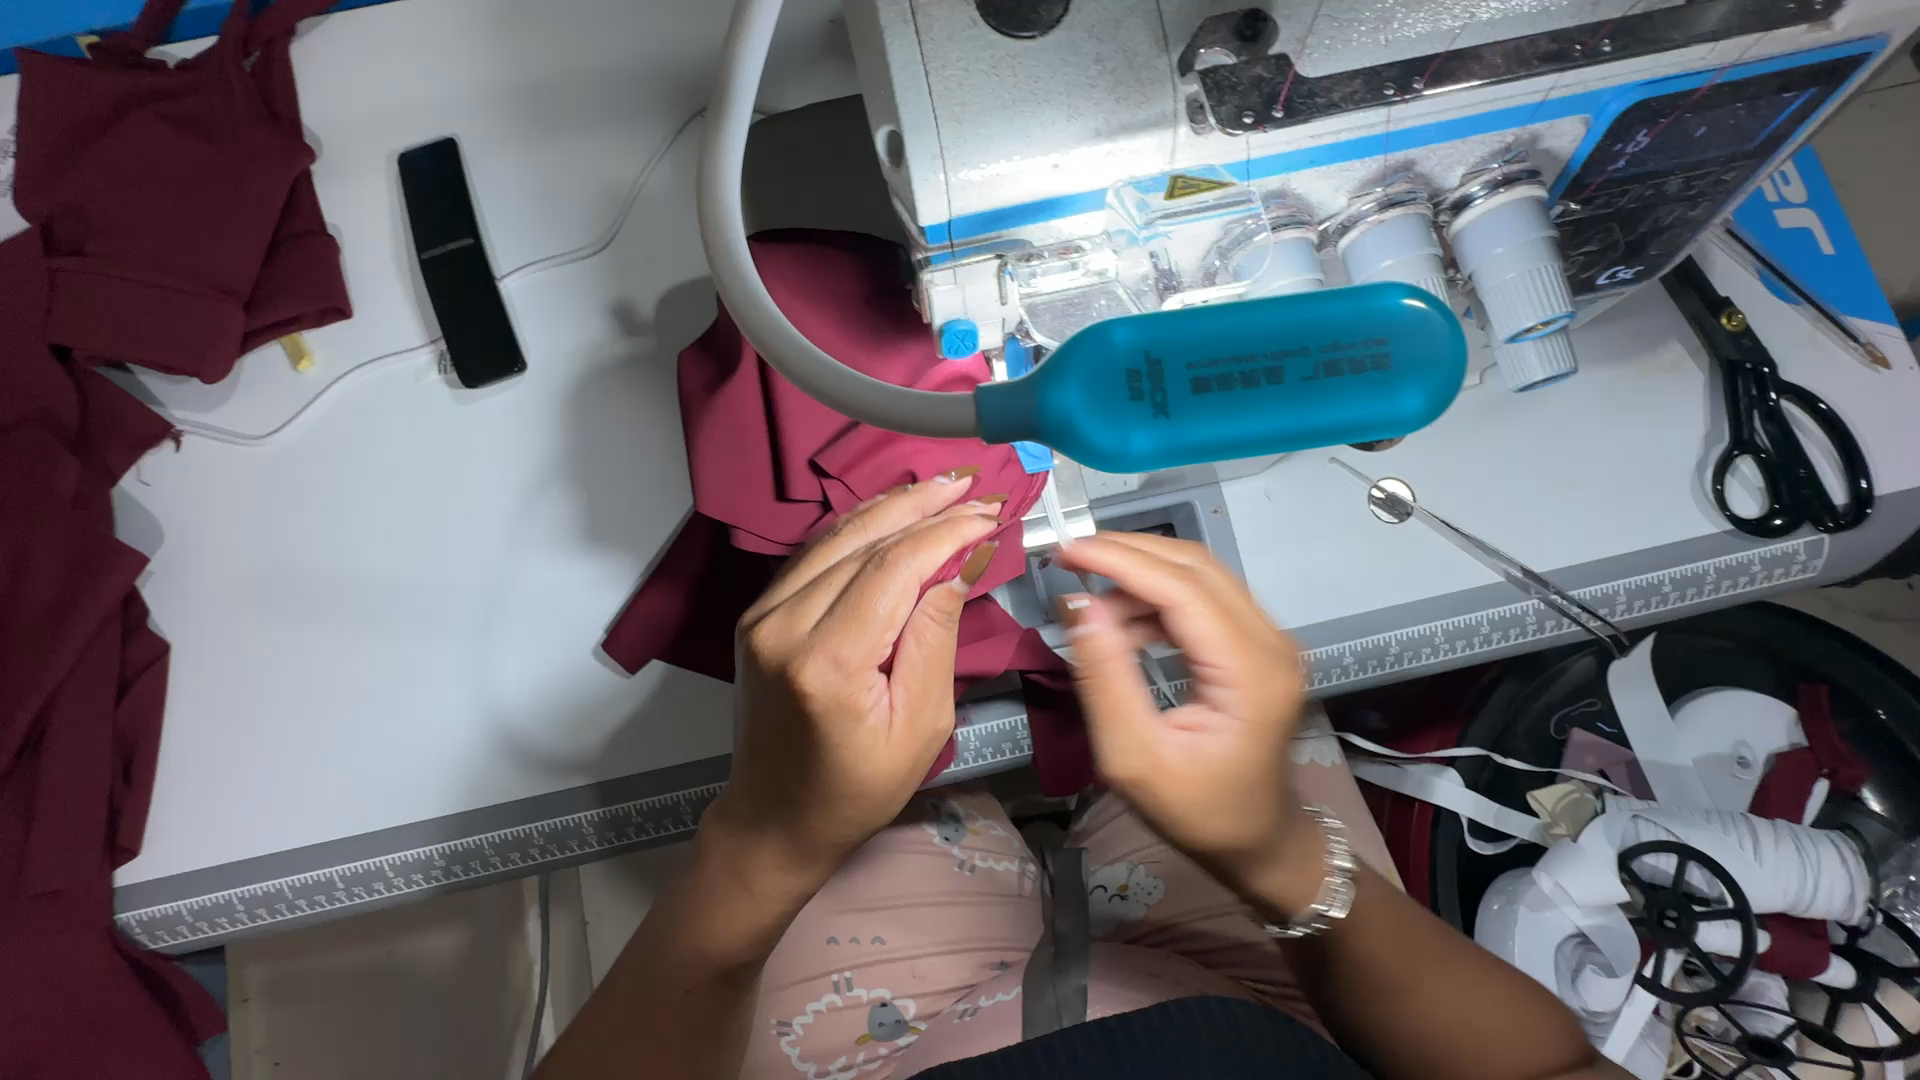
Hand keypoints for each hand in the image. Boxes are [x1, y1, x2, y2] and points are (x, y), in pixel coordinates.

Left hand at [705, 469, 1002, 884]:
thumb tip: (956, 567)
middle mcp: (784, 626)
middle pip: (863, 542)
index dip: (945, 533)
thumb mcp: (921, 726)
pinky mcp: (758, 615)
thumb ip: (935, 638)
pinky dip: (857, 527)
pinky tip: (891, 511)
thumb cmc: (857, 788)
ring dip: (891, 507)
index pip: (895, 568)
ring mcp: (762, 616)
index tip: (988, 514)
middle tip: (971, 486)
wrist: (775, 818)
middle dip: (924, 507)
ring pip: (835, 538)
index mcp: (828, 662)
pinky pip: (814, 555)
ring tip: (940, 487)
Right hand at [1055, 532, 1324, 915]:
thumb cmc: (1195, 812)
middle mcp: (1272, 644)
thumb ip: (1105, 678)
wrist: (1257, 840)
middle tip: (1068, 557)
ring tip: (1088, 601)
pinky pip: (1204, 597)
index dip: (1121, 561)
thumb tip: (1078, 605)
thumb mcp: (1132, 758)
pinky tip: (1121, 620)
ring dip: (1140, 572)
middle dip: (1128, 552)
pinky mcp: (1259, 644)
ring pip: (1200, 574)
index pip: (1182, 590)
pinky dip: (1156, 596)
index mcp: (1250, 675)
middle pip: (1196, 567)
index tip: (1065, 551)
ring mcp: (1271, 640)